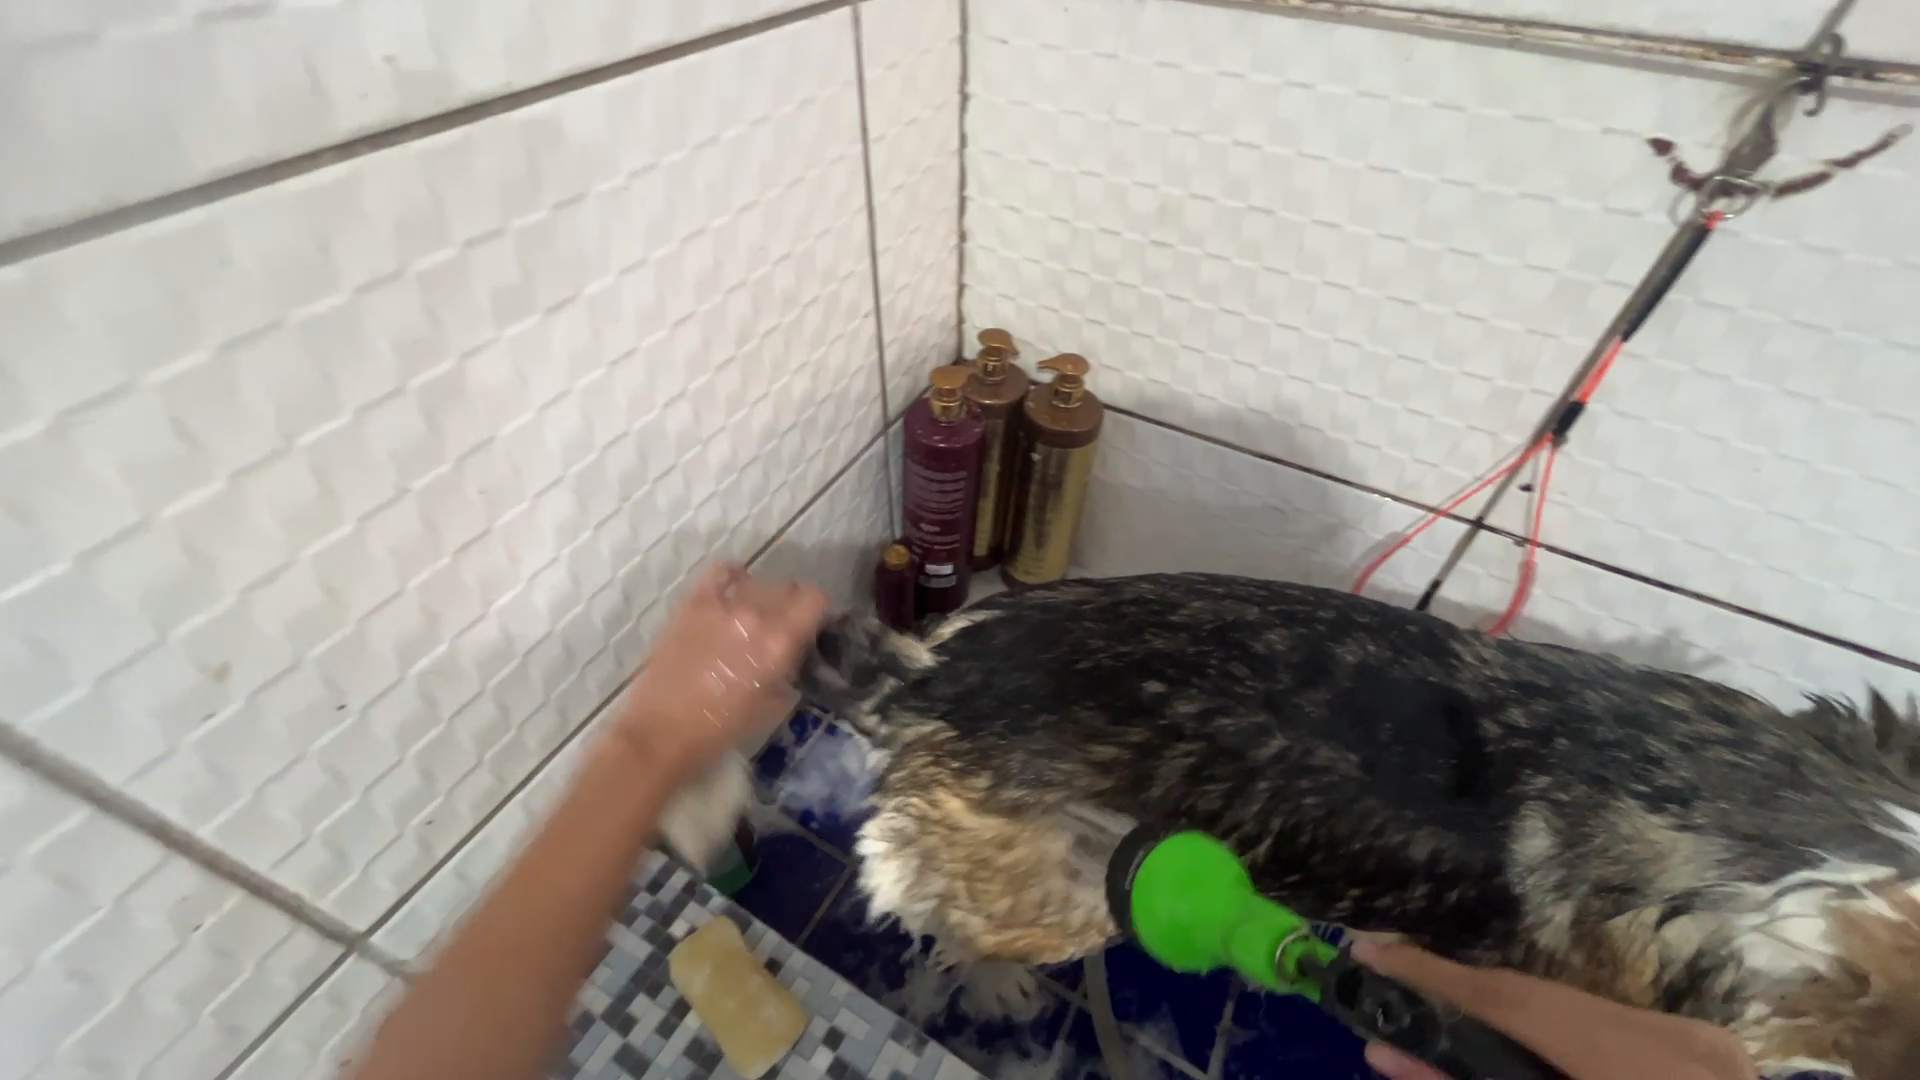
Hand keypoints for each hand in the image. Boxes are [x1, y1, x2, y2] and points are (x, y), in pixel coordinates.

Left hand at [613, 562, 828, 778]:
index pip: (815, 600)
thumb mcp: (774, 704)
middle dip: (792, 604)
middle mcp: (756, 616)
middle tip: (783, 625)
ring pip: (758, 580)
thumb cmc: (722, 728)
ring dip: (763, 595)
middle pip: (788, 587)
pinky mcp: (693, 604)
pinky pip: (720, 572)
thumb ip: (790, 668)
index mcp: (780, 642)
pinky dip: (732, 577)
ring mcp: (722, 606)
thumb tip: (795, 650)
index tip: (813, 624)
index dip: (818, 610)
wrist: (662, 733)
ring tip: (753, 615)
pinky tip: (731, 591)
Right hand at [1353, 942, 1758, 1079]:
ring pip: (1567, 1009)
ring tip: (1436, 1015)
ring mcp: (1696, 1043)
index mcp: (1636, 1068)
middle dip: (1457, 993)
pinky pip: (1599, 1025)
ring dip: (1498, 1013)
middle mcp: (1675, 1042)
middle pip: (1537, 1000)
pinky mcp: (1703, 1051)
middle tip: (1388, 981)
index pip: (1513, 1002)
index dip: (1430, 974)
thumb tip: (1383, 1055)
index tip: (1364, 950)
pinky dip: (1545, 1031)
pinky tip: (1509, 1043)